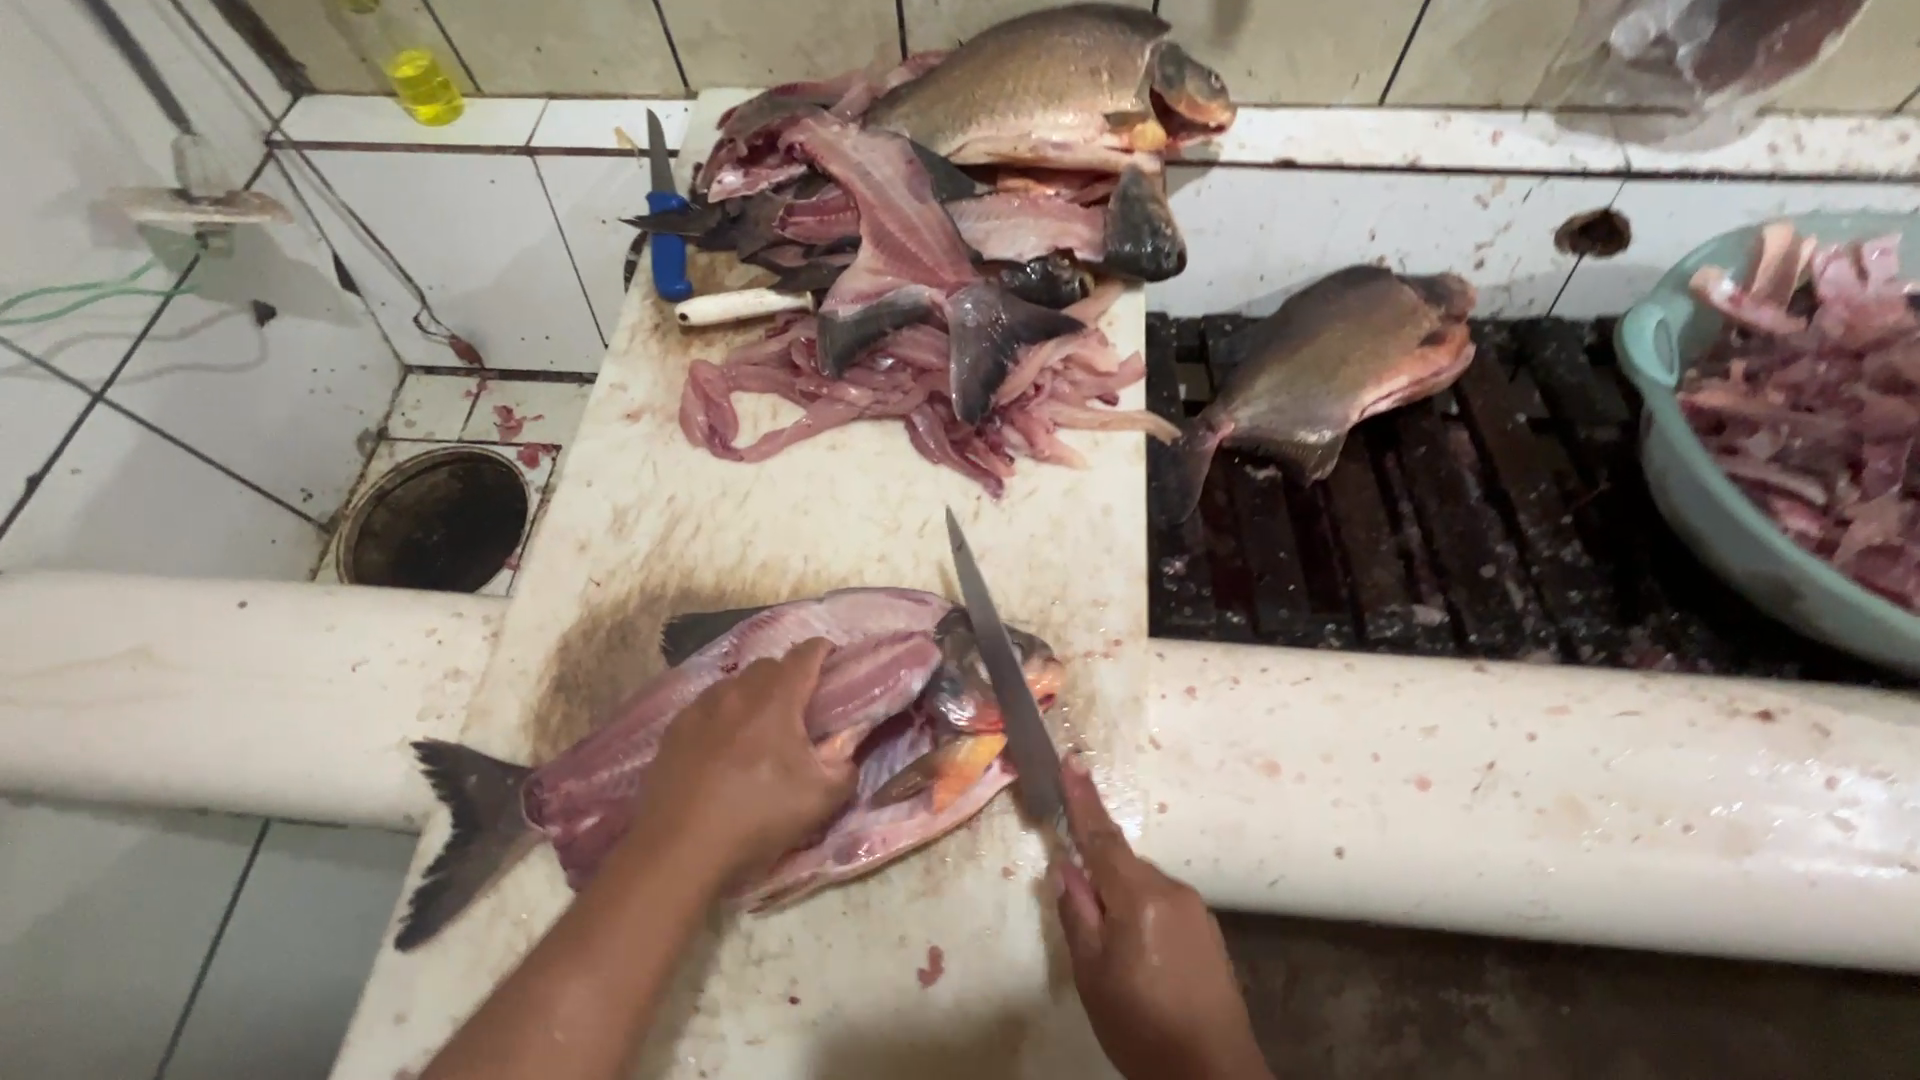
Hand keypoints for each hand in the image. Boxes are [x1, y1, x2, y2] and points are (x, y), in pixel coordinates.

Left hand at [633, 638, 856, 882]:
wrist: (679, 850)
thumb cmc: (757, 818)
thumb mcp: (821, 800)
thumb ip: (845, 765)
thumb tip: (846, 747)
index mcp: (776, 700)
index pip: (804, 654)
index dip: (823, 651)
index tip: (833, 662)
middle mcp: (736, 692)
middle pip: (768, 665)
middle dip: (788, 675)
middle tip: (800, 706)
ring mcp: (699, 709)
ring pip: (733, 684)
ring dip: (752, 694)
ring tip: (759, 726)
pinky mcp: (673, 731)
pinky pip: (705, 707)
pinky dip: (722, 715)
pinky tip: (721, 747)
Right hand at [1053, 756, 1270, 1079]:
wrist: (1212, 1074)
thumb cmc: (1140, 1025)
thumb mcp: (1092, 974)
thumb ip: (1078, 913)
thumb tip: (1065, 867)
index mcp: (1139, 896)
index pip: (1102, 837)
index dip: (1083, 799)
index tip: (1073, 760)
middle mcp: (1172, 891)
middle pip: (1123, 866)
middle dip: (1098, 876)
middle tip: (1082, 917)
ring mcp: (1196, 911)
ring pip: (1142, 888)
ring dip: (1121, 902)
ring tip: (1114, 956)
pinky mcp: (1208, 933)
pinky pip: (1163, 907)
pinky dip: (1142, 917)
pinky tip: (1140, 961)